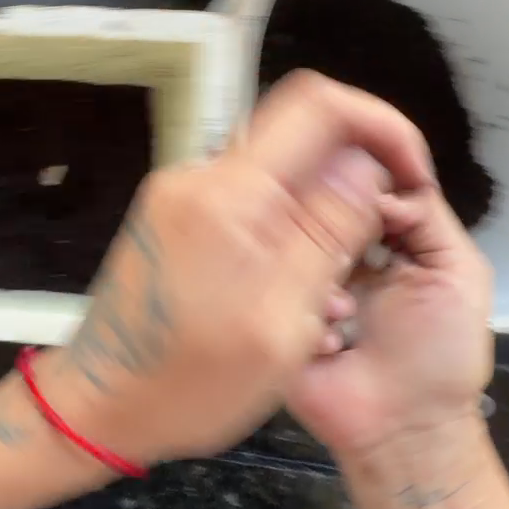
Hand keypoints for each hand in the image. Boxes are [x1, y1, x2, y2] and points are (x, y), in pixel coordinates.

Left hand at [31, 72, 435, 466]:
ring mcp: (175, 199)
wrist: (98, 403)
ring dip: (315, 215)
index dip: (380, 123)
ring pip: (273, 175)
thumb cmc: (187, 383)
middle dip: (349, 178)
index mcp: (225, 193)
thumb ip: (326, 232)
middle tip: (374, 244)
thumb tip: (364, 163)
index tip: (409, 173)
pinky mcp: (169, 223)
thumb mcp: (281, 320)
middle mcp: (194, 179)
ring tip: (330, 288)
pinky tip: (289, 290)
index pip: (318, 104)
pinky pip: (241, 204)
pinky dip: (279, 232)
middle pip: (296, 137)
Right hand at [286, 184, 494, 462]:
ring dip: (322, 281)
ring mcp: (295, 286)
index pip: (352, 191)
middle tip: (350, 260)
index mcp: (374, 243)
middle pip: (314, 215)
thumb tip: (378, 183)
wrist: (404, 427)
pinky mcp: (271, 317)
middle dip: (331, 234)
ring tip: (347, 317)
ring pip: (288, 253)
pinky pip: (273, 296)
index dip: (352, 184)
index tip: (351, 190)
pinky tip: (330, 343)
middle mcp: (329, 257)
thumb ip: (429, 220)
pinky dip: (306, 316)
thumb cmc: (439, 353)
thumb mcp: (458, 276)